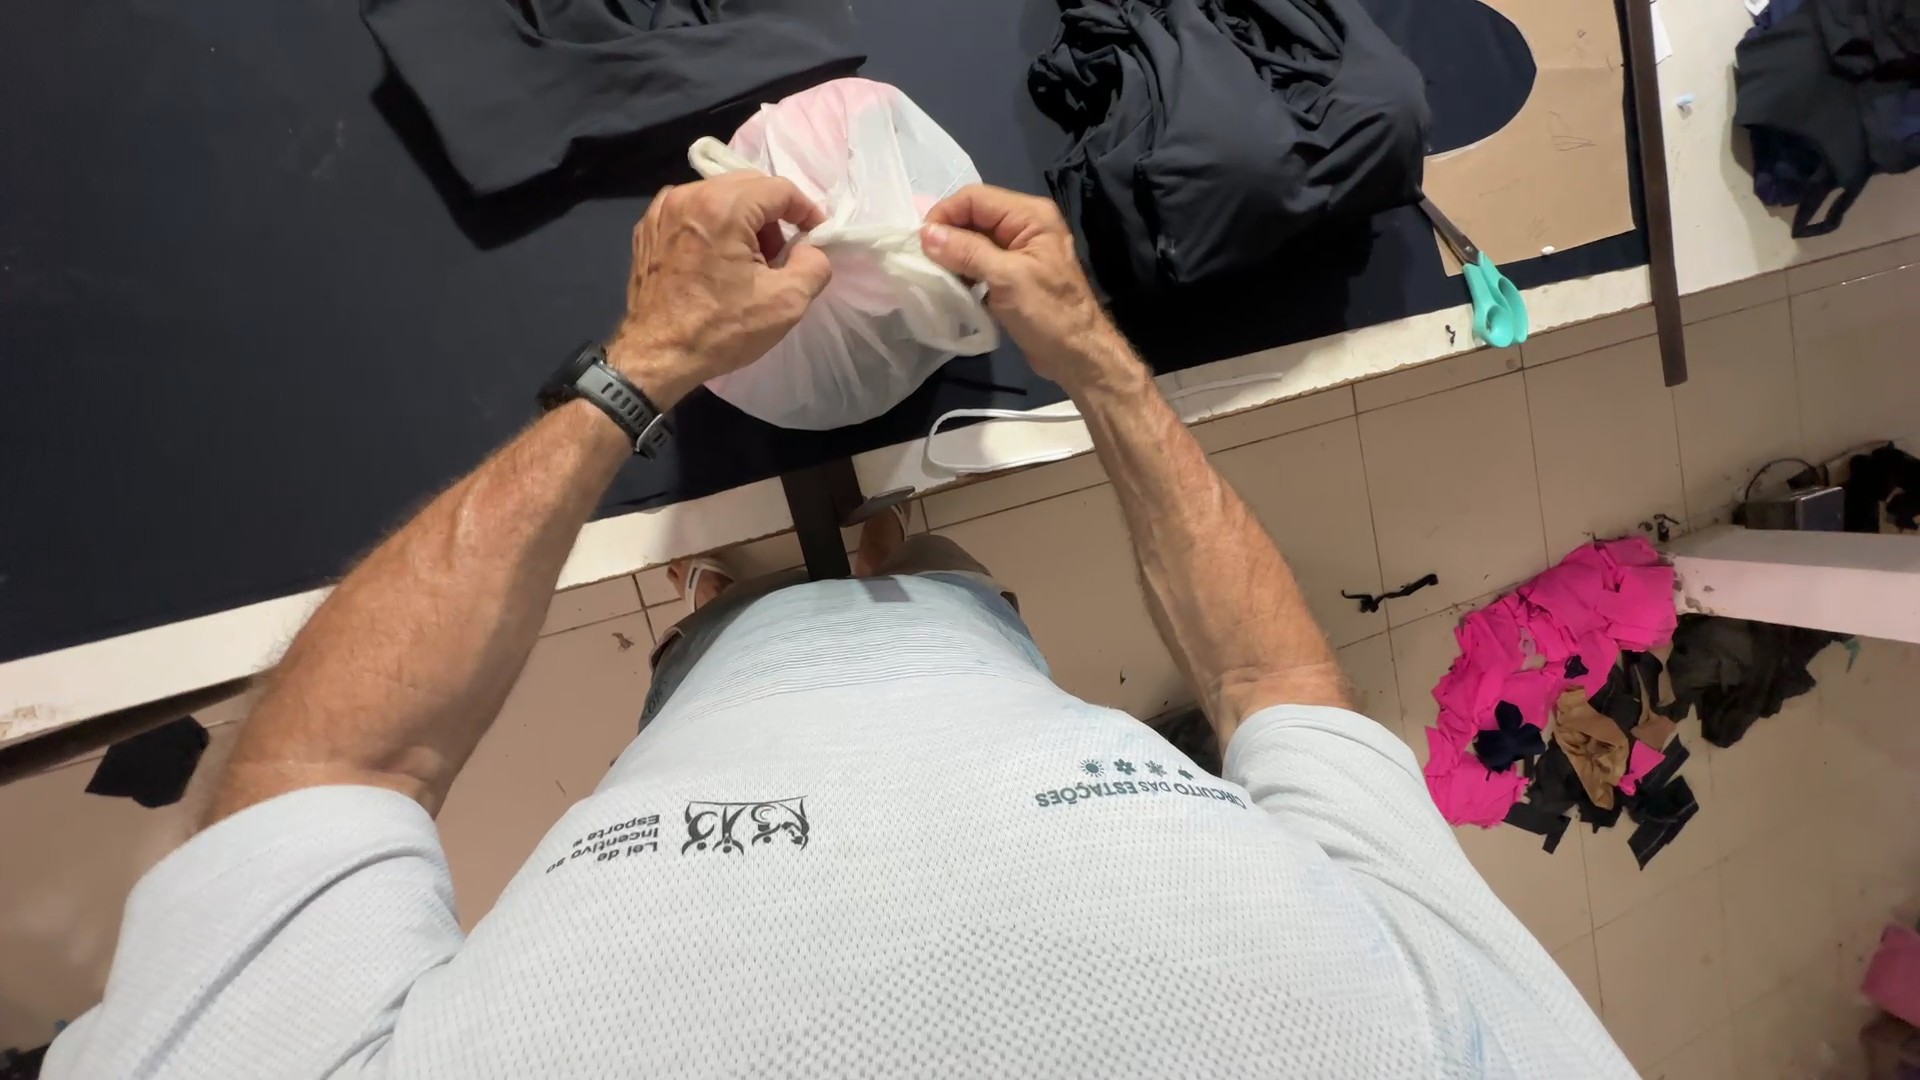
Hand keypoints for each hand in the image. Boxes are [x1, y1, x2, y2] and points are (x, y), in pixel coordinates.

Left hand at [606, 173, 832, 407]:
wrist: (659, 356)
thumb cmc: (723, 330)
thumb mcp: (787, 302)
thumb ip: (813, 265)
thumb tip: (811, 249)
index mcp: (722, 207)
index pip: (779, 189)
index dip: (806, 211)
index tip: (816, 238)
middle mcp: (687, 195)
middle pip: (747, 186)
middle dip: (774, 216)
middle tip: (783, 256)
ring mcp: (661, 210)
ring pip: (719, 198)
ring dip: (744, 223)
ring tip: (751, 265)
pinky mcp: (647, 229)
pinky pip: (693, 214)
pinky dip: (715, 230)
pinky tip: (719, 266)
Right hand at [919, 185, 1139, 394]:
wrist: (1076, 355)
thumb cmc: (1048, 314)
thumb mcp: (1006, 278)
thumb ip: (967, 252)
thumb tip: (926, 234)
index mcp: (1030, 216)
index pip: (976, 198)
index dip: (945, 214)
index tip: (920, 242)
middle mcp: (1024, 227)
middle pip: (973, 218)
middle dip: (946, 236)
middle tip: (922, 260)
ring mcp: (1019, 252)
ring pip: (974, 242)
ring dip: (953, 256)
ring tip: (933, 275)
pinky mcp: (1013, 277)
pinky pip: (980, 265)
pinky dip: (964, 273)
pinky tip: (951, 287)